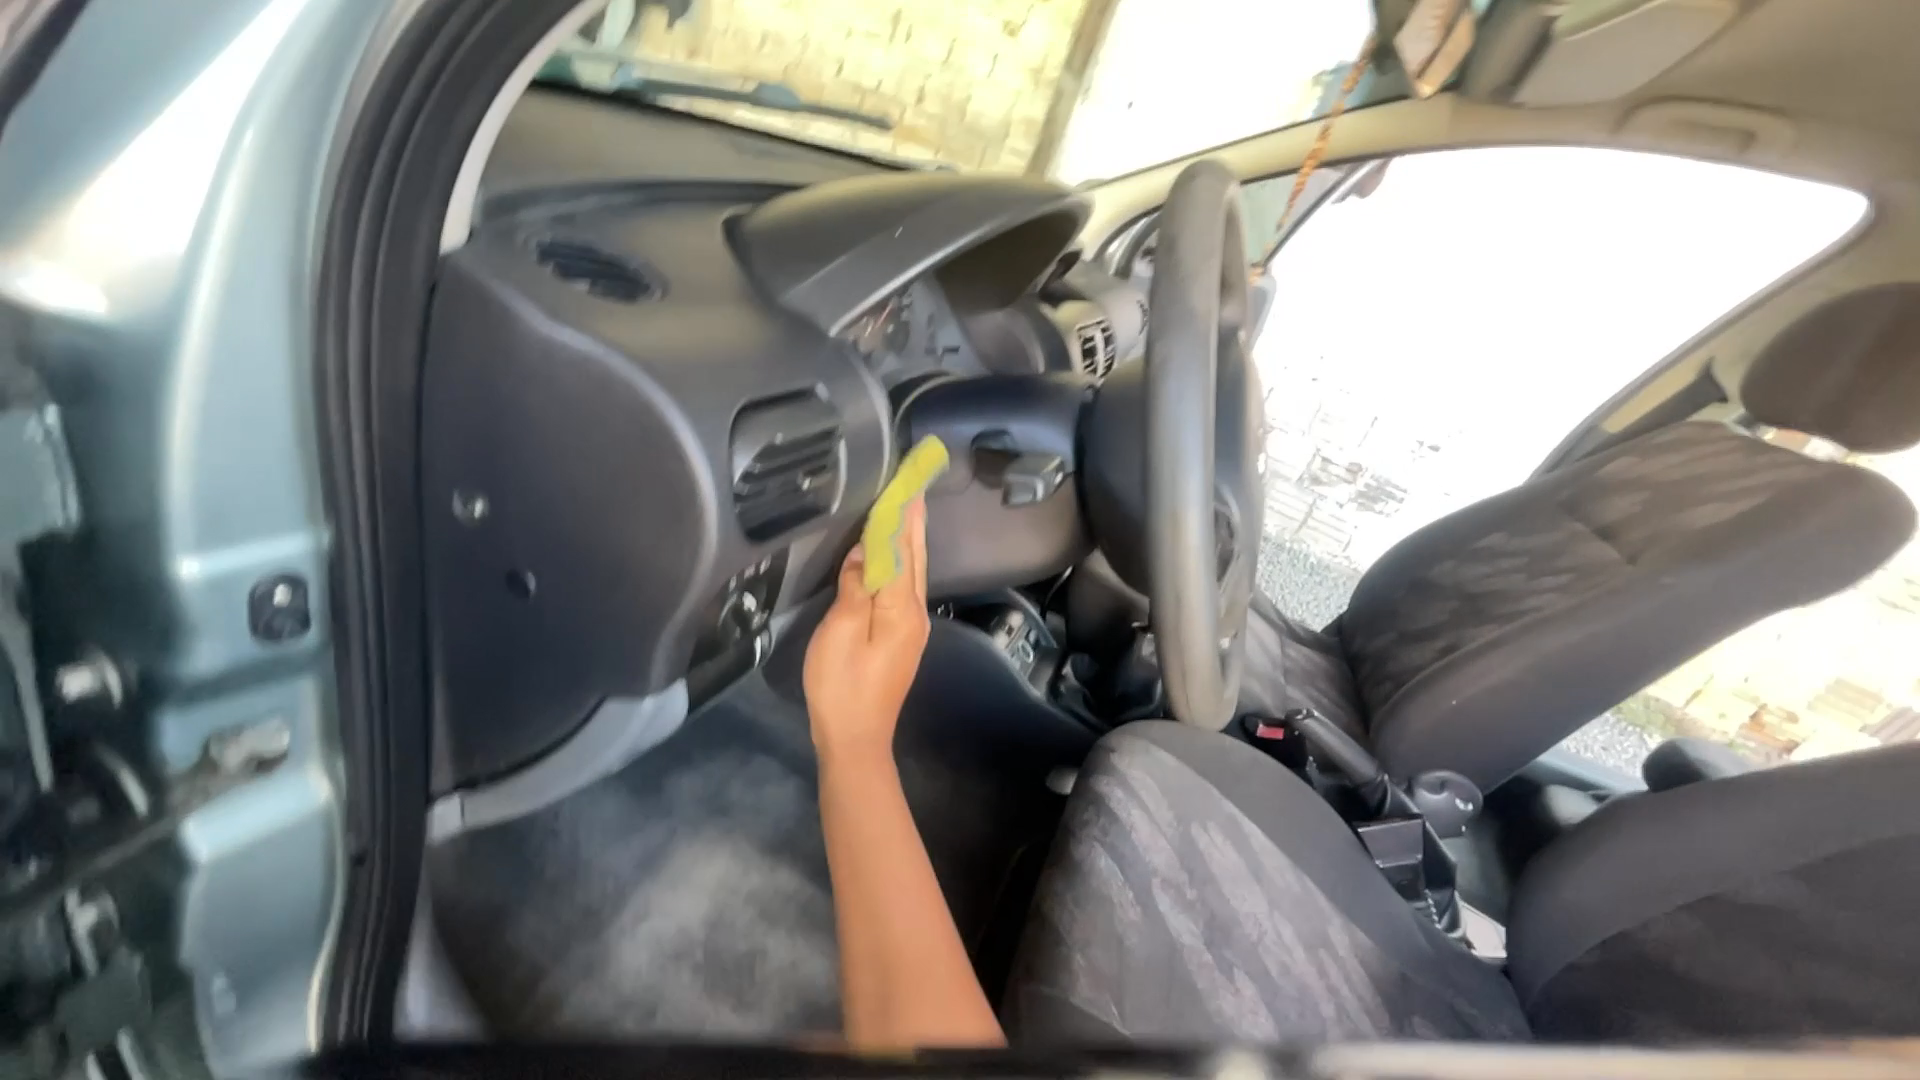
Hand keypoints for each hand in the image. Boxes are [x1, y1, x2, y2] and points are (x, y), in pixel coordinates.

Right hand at [804, 499, 930, 761]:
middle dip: (914, 522)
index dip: (899, 516)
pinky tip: (895, 557)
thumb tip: (862, 552)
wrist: (856, 740)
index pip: (901, 550)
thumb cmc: (842, 687)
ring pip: (913, 572)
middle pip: (915, 558)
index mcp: (902, 608)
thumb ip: (854, 588)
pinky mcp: (902, 639)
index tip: (905, 483)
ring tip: (907, 510)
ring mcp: (912, 628)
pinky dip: (902, 563)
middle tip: (913, 486)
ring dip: (911, 540)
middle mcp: (915, 613)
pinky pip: (905, 587)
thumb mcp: (840, 633)